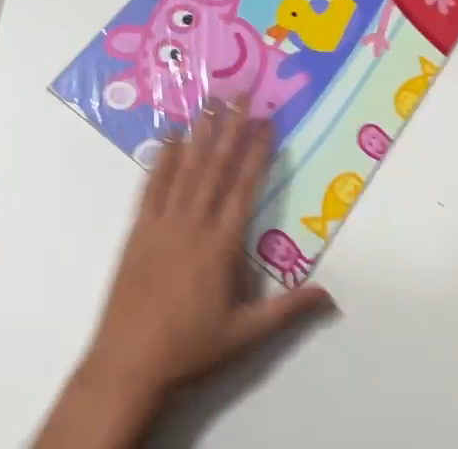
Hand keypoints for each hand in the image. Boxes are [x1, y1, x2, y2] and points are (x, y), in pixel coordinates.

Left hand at [88, 111, 332, 392]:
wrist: (127, 363)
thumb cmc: (189, 349)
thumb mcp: (245, 335)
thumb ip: (287, 310)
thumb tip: (329, 294)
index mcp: (220, 246)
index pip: (244, 188)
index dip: (257, 153)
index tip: (267, 123)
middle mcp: (191, 225)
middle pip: (214, 167)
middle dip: (230, 128)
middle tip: (241, 95)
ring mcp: (161, 224)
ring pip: (184, 169)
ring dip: (198, 134)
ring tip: (209, 103)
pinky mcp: (137, 230)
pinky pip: (151, 186)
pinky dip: (160, 159)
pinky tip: (167, 138)